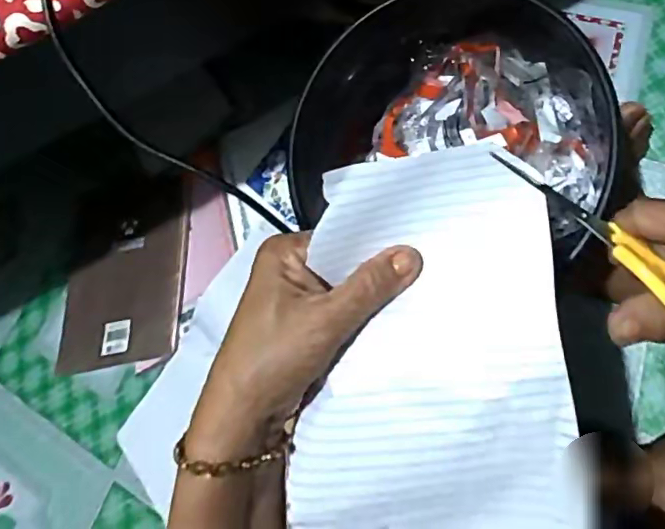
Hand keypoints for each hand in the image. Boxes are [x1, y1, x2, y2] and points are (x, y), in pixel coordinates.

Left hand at [187, 233, 420, 458]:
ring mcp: (297, 299)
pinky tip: (393, 313)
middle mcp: (289, 269)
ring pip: (348, 288)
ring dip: (373, 295)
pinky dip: (364, 316)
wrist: (240, 429)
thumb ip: (370, 286)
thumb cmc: (270, 362)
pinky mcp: (306, 327)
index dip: (378, 238)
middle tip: (424, 262)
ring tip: (417, 285)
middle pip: (347, 261)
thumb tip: (412, 255)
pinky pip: (344, 311)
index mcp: (283, 252)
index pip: (343, 235)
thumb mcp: (326, 319)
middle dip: (378, 269)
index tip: (417, 236)